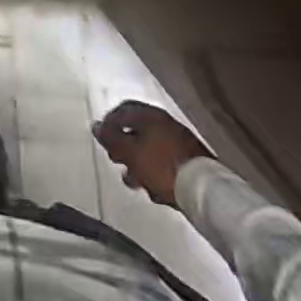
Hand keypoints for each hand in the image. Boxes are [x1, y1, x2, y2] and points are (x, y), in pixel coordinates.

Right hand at [93, 100, 213, 206]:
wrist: (204, 189)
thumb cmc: (161, 166)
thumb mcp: (130, 152)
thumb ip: (111, 138)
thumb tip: (96, 125)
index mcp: (150, 115)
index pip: (122, 110)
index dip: (109, 123)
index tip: (102, 140)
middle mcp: (165, 123)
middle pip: (136, 130)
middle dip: (124, 148)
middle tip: (117, 161)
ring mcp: (179, 142)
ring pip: (149, 149)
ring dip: (138, 164)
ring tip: (134, 181)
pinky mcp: (189, 161)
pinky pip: (164, 162)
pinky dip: (155, 172)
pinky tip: (154, 189)